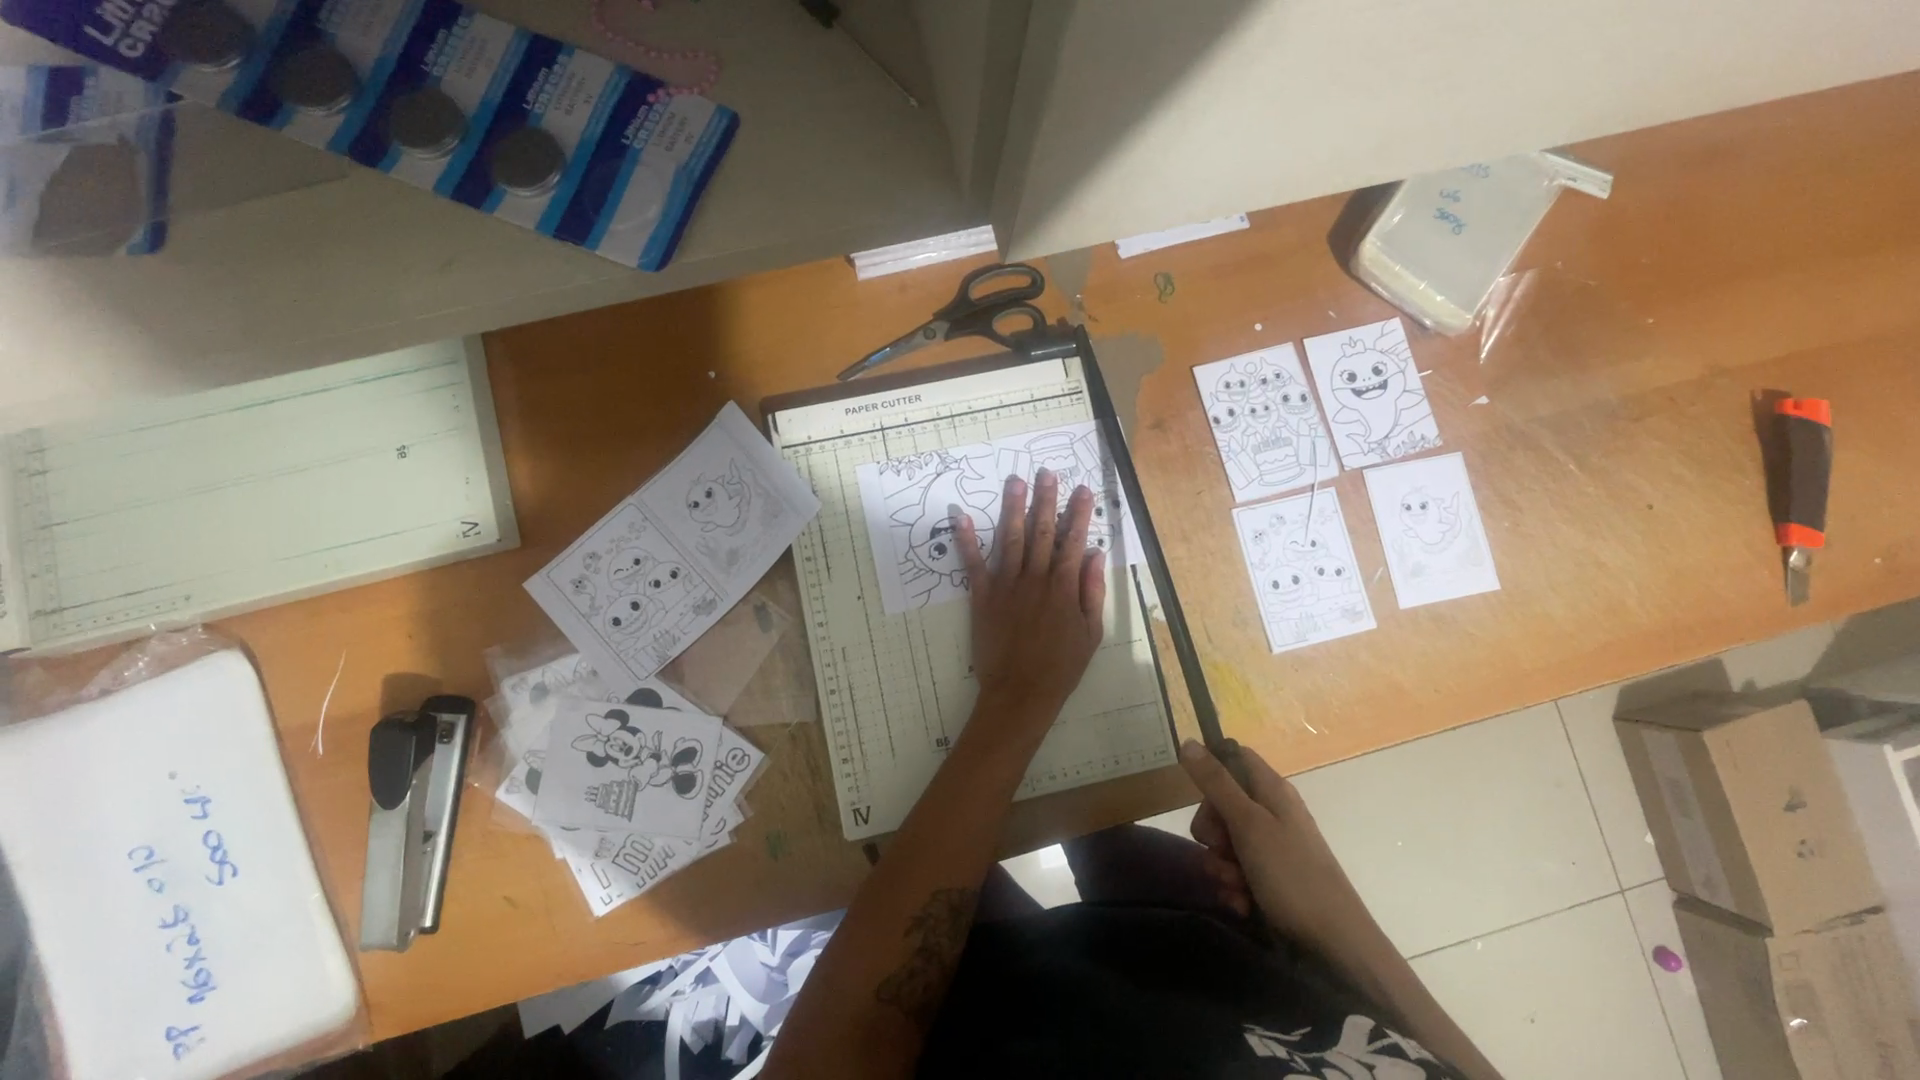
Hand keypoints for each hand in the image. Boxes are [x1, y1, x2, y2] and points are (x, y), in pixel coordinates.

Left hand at [956, 468, 1106, 727]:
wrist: (1020, 693)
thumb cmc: (1060, 667)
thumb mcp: (1090, 633)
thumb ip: (1092, 592)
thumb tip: (1095, 555)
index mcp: (1063, 587)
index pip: (1072, 541)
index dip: (1077, 514)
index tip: (1081, 489)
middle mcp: (1034, 579)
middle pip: (1041, 532)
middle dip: (1045, 500)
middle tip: (1046, 472)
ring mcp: (1006, 586)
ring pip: (1010, 539)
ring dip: (1012, 508)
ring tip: (1015, 481)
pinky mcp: (982, 597)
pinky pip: (973, 565)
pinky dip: (966, 540)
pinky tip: (962, 517)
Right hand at [1179, 740, 1378, 951]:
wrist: (1334, 943)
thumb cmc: (1292, 875)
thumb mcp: (1248, 824)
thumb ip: (1216, 783)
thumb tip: (1189, 741)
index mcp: (1271, 791)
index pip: (1234, 758)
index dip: (1212, 772)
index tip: (1202, 796)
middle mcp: (1271, 813)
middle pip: (1221, 804)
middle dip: (1211, 831)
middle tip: (1222, 849)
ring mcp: (1271, 848)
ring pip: (1224, 843)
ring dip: (1220, 866)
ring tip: (1235, 885)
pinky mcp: (1268, 878)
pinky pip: (1234, 872)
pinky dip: (1233, 887)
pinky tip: (1242, 903)